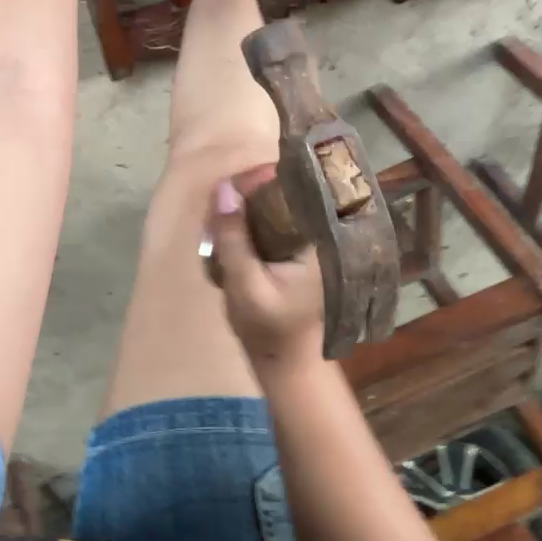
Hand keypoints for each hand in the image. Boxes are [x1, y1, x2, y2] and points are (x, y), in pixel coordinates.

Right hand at [206, 176, 326, 369]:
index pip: (298, 185)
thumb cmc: (270, 329)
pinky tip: (228, 237)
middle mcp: (321, 232)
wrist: (284, 362)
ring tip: (219, 229)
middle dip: (246, 196)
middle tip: (218, 215)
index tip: (231, 189)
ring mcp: (309, 238)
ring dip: (242, 210)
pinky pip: (269, 218)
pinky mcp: (295, 246)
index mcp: (323, 238)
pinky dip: (246, 222)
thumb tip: (223, 189)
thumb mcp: (245, 286)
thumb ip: (234, 239)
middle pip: (281, 189)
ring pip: (271, 203)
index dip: (261, 179)